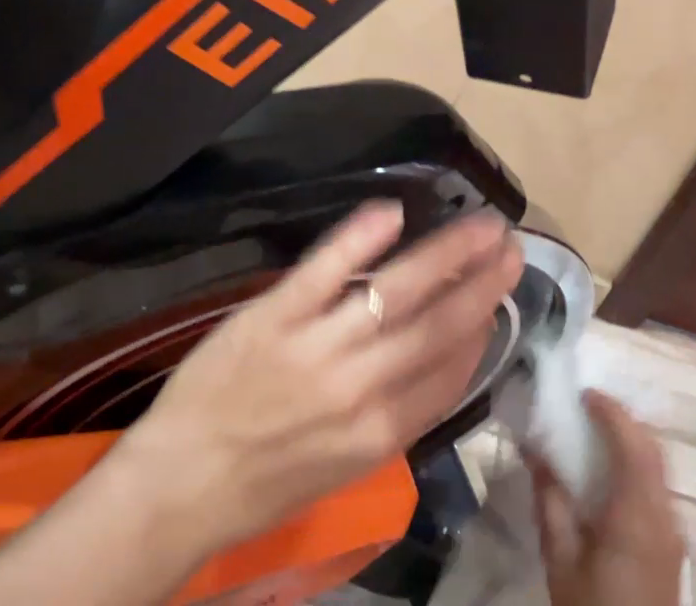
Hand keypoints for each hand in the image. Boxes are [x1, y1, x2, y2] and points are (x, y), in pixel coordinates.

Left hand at [109, 201, 523, 552]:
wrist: (184, 482)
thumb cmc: (264, 482)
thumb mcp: (344, 468)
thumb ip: (391, 420)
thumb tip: (432, 369)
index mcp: (383, 432)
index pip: (451, 373)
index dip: (481, 332)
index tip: (499, 300)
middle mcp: (363, 388)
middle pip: (438, 326)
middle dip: (482, 284)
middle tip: (511, 247)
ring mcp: (318, 347)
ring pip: (397, 293)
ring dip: (445, 254)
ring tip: (482, 225)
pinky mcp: (273, 316)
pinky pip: (325, 270)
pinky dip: (360, 239)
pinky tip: (392, 212)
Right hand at [535, 390, 685, 605]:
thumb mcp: (560, 559)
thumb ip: (550, 500)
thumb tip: (535, 450)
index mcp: (637, 517)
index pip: (634, 446)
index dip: (612, 412)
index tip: (582, 393)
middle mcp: (665, 517)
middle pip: (654, 450)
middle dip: (623, 420)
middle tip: (585, 407)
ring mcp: (673, 532)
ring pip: (658, 467)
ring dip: (630, 441)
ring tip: (590, 432)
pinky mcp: (670, 545)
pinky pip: (655, 487)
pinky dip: (633, 464)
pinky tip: (604, 472)